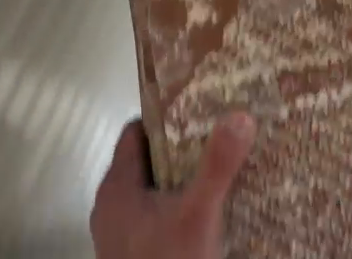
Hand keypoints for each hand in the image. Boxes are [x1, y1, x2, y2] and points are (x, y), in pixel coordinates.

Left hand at [90, 113, 256, 258]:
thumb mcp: (197, 216)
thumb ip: (216, 166)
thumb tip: (240, 115)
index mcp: (116, 188)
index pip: (136, 131)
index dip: (165, 116)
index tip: (200, 107)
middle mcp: (112, 207)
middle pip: (147, 159)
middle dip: (182, 146)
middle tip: (219, 132)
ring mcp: (120, 235)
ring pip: (153, 189)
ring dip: (182, 178)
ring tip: (220, 166)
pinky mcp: (133, 256)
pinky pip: (156, 216)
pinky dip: (178, 206)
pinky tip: (208, 210)